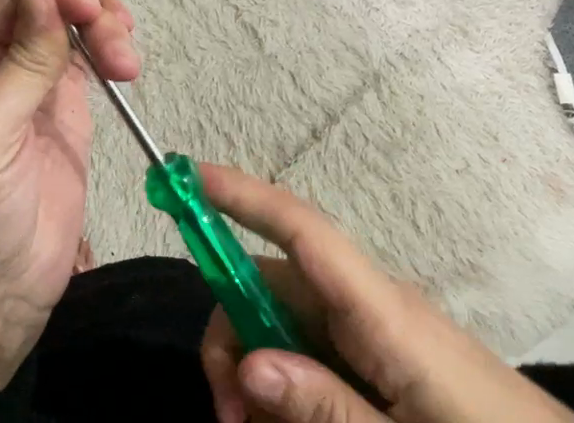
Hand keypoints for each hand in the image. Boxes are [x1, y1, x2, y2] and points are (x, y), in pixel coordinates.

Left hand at [0, 0, 140, 402]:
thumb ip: (19, 66)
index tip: (83, 10)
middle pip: (47, 2)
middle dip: (83, 5)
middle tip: (114, 36)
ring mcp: (35, 85)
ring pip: (73, 25)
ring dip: (105, 25)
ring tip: (125, 62)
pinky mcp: (68, 112)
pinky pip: (91, 62)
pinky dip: (112, 50)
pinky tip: (126, 65)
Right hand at [197, 164, 573, 422]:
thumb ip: (326, 407)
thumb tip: (249, 362)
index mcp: (381, 312)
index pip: (300, 230)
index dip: (241, 194)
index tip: (187, 174)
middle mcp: (372, 305)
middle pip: (273, 286)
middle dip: (232, 336)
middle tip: (227, 416)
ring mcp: (379, 331)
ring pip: (287, 322)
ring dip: (257, 369)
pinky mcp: (386, 356)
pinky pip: (316, 349)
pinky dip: (288, 380)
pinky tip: (287, 422)